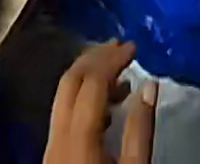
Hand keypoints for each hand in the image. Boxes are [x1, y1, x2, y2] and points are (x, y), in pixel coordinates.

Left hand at [43, 41, 155, 163]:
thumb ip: (140, 130)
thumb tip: (149, 85)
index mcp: (78, 138)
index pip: (92, 82)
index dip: (112, 59)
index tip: (133, 47)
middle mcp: (57, 135)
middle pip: (71, 81)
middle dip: (96, 57)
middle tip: (120, 46)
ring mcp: (50, 146)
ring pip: (64, 94)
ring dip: (89, 75)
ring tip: (119, 73)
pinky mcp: (52, 155)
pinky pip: (63, 112)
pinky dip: (83, 95)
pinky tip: (106, 104)